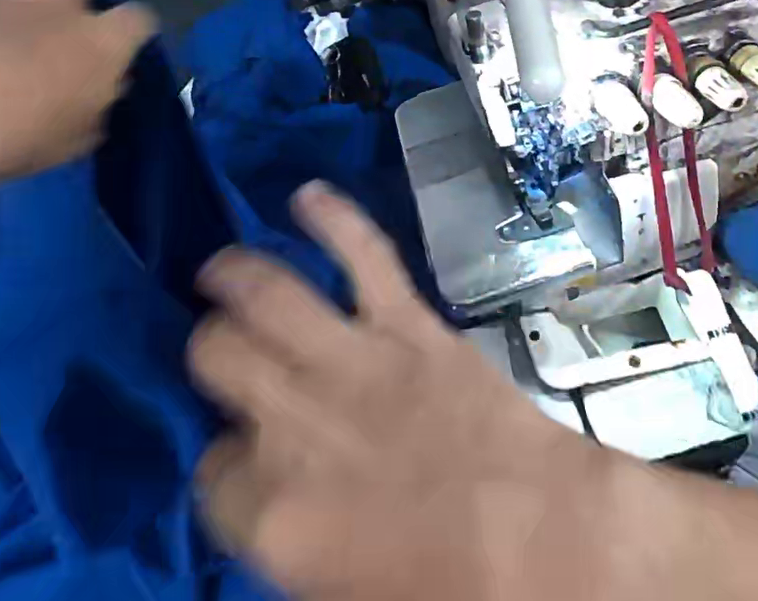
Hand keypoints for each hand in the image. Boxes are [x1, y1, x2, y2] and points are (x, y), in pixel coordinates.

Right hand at [188, 184, 616, 600]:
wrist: (549, 542)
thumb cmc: (448, 589)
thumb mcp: (337, 589)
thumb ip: (283, 529)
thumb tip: (263, 488)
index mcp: (272, 512)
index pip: (208, 467)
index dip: (223, 457)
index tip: (242, 450)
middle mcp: (294, 422)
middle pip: (218, 358)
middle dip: (211, 348)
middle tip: (222, 345)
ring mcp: (353, 360)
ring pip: (270, 295)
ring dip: (236, 273)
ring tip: (222, 267)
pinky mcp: (408, 322)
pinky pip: (363, 255)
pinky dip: (334, 218)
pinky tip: (308, 196)